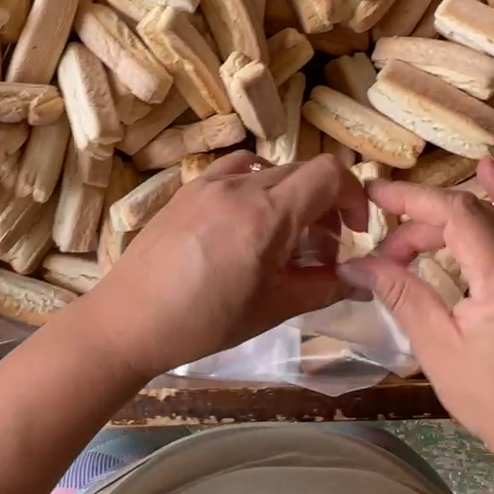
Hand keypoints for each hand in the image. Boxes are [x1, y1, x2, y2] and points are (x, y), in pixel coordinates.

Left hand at [79, 152, 370, 379]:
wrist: (129, 320)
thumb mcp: (274, 308)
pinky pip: (236, 171)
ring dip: (292, 196)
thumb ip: (325, 287)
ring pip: (271, 171)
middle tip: (321, 249)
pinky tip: (248, 220)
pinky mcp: (187, 189)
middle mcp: (240, 186)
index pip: (329, 174)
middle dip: (325, 204)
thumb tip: (363, 280)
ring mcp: (209, 183)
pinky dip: (257, 186)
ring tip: (284, 237)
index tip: (354, 231)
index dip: (354, 196)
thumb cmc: (205, 322)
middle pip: (303, 172)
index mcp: (267, 214)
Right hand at [337, 161, 493, 489]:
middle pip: (475, 212)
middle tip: (386, 252)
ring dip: (457, 210)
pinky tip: (492, 185)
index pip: (456, 213)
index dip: (412, 197)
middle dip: (424, 221)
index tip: (374, 194)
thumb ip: (400, 294)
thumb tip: (355, 265)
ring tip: (420, 206)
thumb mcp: (438, 348)